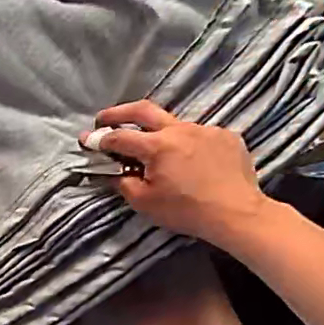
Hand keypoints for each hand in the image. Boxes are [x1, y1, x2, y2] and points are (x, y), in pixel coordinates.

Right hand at [84, 101, 275, 248]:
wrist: (236, 213)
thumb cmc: (185, 210)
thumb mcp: (143, 201)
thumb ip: (123, 182)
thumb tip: (112, 171)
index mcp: (158, 146)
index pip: (120, 137)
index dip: (100, 139)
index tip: (86, 140)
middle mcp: (181, 130)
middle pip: (143, 111)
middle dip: (118, 113)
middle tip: (103, 119)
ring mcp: (207, 130)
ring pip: (174, 126)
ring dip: (158, 135)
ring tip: (154, 153)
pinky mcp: (227, 137)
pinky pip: (199, 135)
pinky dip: (186, 145)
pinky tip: (188, 162)